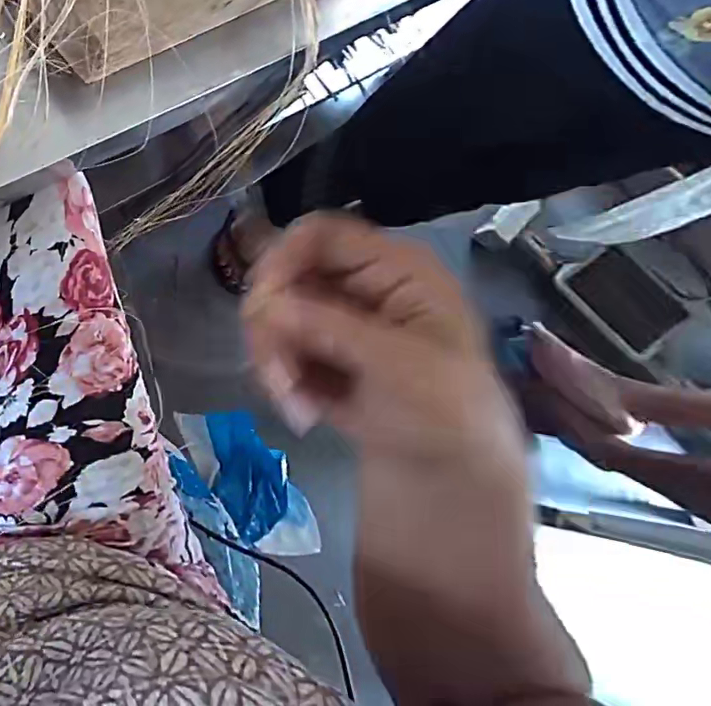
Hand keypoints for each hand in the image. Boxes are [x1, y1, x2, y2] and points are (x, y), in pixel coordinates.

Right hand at [242, 215, 588, 702]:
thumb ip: (335, 327)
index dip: (284, 257)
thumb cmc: (446, 417)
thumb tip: (268, 304)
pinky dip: (275, 372)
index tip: (267, 303)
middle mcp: (356, 281)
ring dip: (269, 356)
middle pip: (280, 273)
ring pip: (265, 309)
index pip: (318, 232)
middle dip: (271, 326)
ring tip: (293, 402)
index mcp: (396, 269)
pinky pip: (267, 339)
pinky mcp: (309, 342)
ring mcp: (329, 311)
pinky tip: (300, 406)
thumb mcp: (402, 369)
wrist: (444, 477)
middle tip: (277, 372)